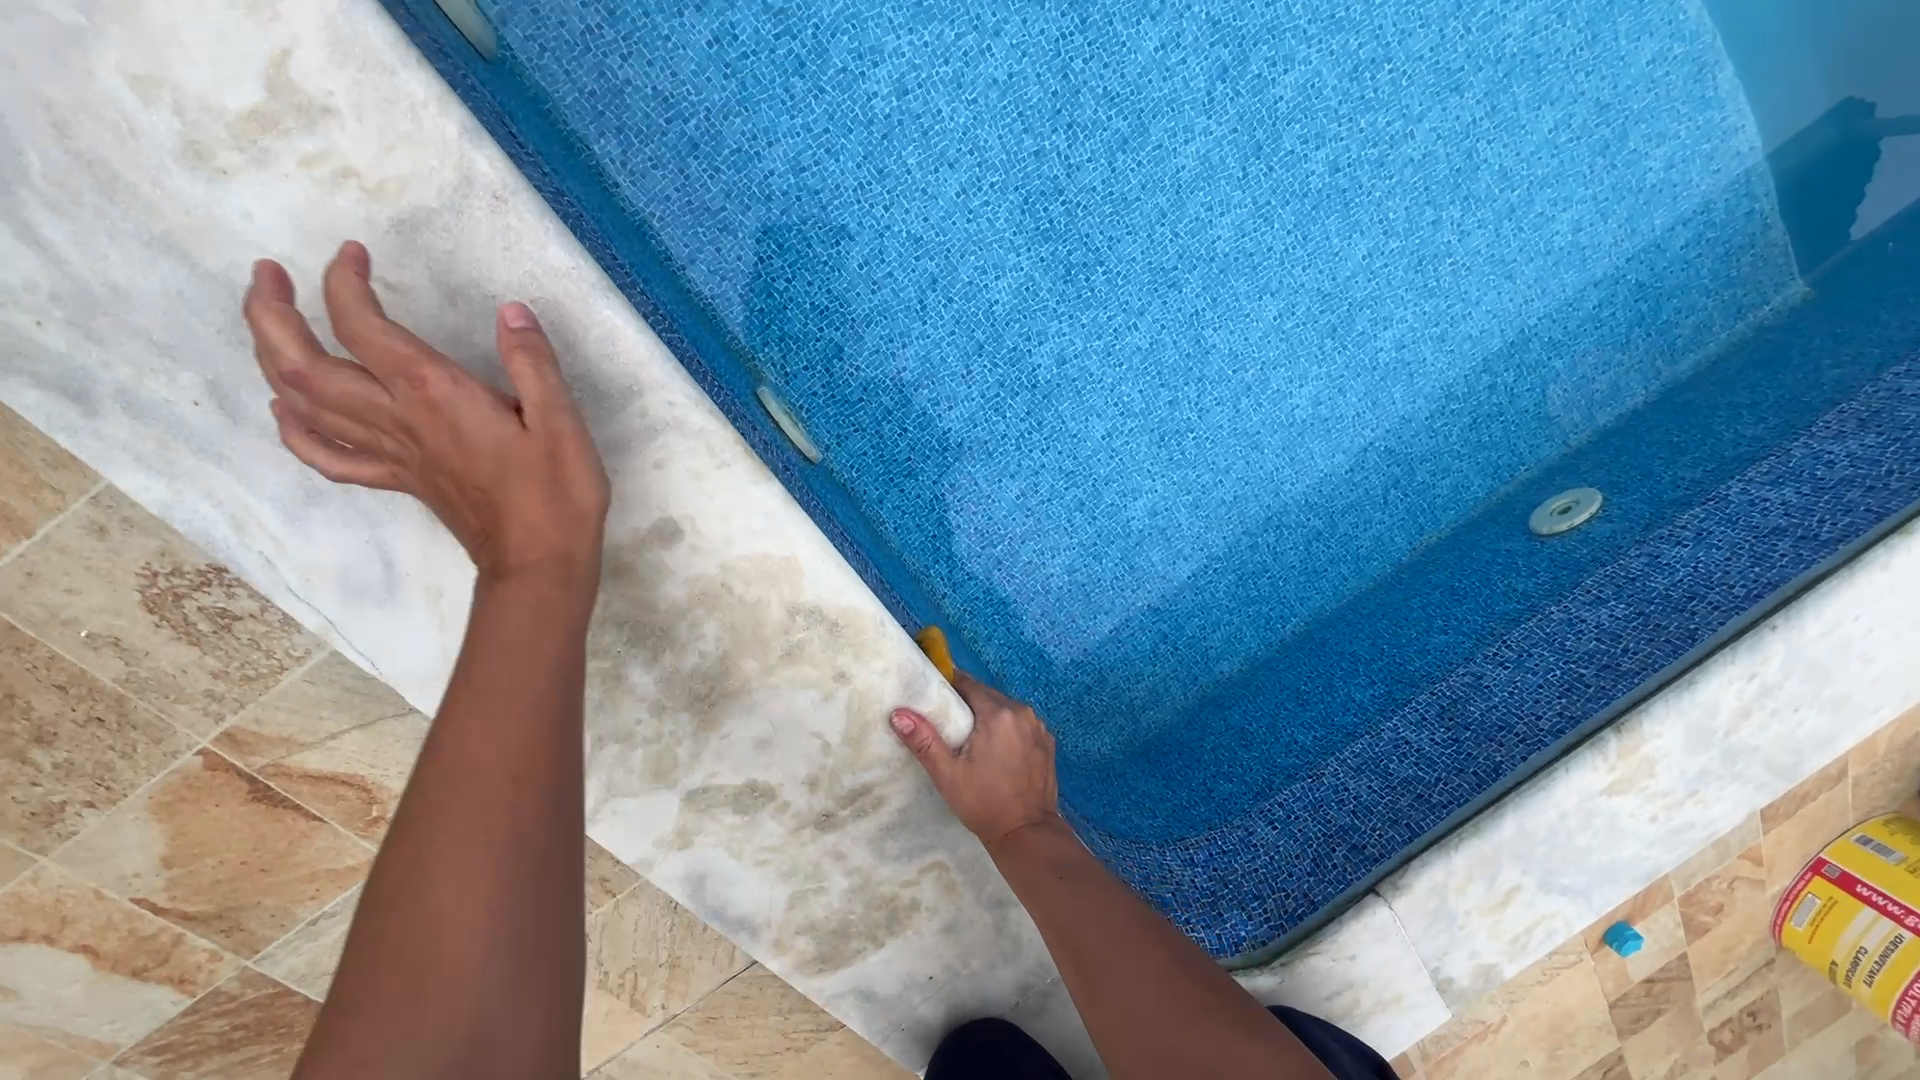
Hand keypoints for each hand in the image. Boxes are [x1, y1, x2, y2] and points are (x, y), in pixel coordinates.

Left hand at [241, 242, 609, 584]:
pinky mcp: (399, 481)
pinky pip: (328, 455)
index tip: (354, 253)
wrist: (541, 560)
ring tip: (269, 322)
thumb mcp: (562, 421)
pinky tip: (286, 410)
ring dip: (269, 356)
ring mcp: (391, 454)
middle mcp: (398, 419)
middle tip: (269, 273)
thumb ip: (533, 363)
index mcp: (434, 394)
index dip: (345, 281)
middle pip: (300, 362)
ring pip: (301, 403)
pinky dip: (295, 429)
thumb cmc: (558, 492)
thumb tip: (511, 311)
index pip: (362, 325)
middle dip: (271, 311)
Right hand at [891, 673, 1061, 849]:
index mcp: (998, 714)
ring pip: (1005, 710)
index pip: (968, 685)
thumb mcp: (947, 774)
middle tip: (949, 727)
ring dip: (989, 718)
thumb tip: (898, 714)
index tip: (935, 701)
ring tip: (971, 741)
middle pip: (988, 696)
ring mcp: (1038, 727)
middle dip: (969, 706)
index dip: (950, 689)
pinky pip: (1021, 725)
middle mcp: (1023, 712)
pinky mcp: (1047, 742)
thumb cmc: (983, 803)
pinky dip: (1008, 730)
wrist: (1027, 833)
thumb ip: (923, 740)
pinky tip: (996, 751)